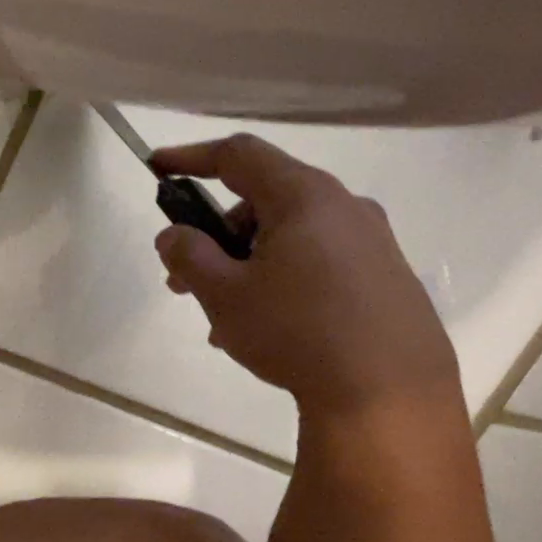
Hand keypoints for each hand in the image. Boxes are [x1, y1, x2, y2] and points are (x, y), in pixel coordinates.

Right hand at [151, 134, 461, 418]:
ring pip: (285, 236)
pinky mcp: (379, 273)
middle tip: (182, 280)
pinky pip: (311, 262)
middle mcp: (342, 206)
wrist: (385, 384)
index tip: (157, 167)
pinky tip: (260, 326)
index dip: (192, 157)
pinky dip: (275, 280)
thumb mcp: (223, 295)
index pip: (240, 156)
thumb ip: (190, 257)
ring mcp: (368, 240)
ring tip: (220, 318)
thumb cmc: (294, 330)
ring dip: (242, 264)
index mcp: (303, 199)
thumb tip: (174, 233)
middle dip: (215, 234)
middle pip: (262, 201)